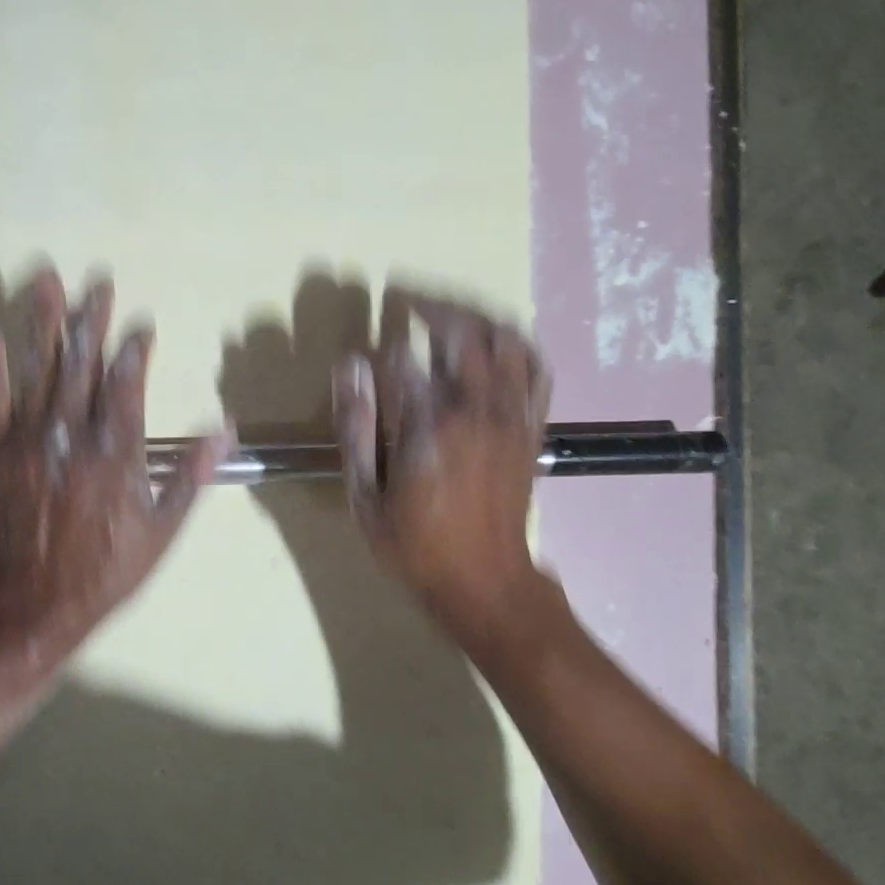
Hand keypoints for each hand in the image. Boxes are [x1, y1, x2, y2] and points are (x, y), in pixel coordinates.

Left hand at [0, 269, 227, 648]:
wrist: (38, 601)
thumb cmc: (107, 571)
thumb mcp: (162, 532)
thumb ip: (189, 477)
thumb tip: (225, 431)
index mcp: (118, 453)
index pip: (128, 384)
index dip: (134, 350)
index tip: (140, 324)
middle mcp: (75, 435)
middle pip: (84, 364)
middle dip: (91, 320)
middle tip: (97, 281)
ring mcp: (33, 440)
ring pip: (41, 370)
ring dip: (45, 323)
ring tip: (46, 279)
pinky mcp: (0, 452)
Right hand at [332, 287, 550, 639]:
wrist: (484, 579)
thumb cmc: (413, 545)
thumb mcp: (364, 496)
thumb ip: (355, 427)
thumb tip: (350, 367)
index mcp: (427, 425)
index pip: (403, 357)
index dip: (382, 349)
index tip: (368, 355)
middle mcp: (475, 407)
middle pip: (459, 332)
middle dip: (429, 309)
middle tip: (405, 305)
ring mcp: (511, 413)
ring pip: (502, 338)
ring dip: (474, 318)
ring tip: (447, 318)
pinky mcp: (531, 425)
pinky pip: (535, 366)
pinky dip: (515, 344)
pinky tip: (494, 344)